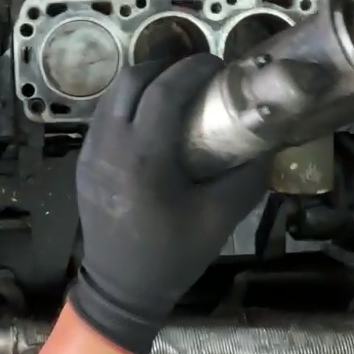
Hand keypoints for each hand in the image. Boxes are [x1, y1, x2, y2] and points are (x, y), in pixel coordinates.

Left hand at [71, 55, 270, 353]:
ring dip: (144, 83)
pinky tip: (153, 121)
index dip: (191, 69)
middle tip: (196, 74)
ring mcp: (90, 150)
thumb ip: (247, 176)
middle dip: (165, 67)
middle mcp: (109, 144)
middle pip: (131, 79)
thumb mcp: (219, 219)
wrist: (119, 289)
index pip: (164, 91)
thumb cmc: (172, 255)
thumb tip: (270, 141)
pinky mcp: (83, 160)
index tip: (216, 64)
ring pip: (113, 94)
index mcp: (143, 157)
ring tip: (176, 91)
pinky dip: (128, 104)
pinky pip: (104, 116)